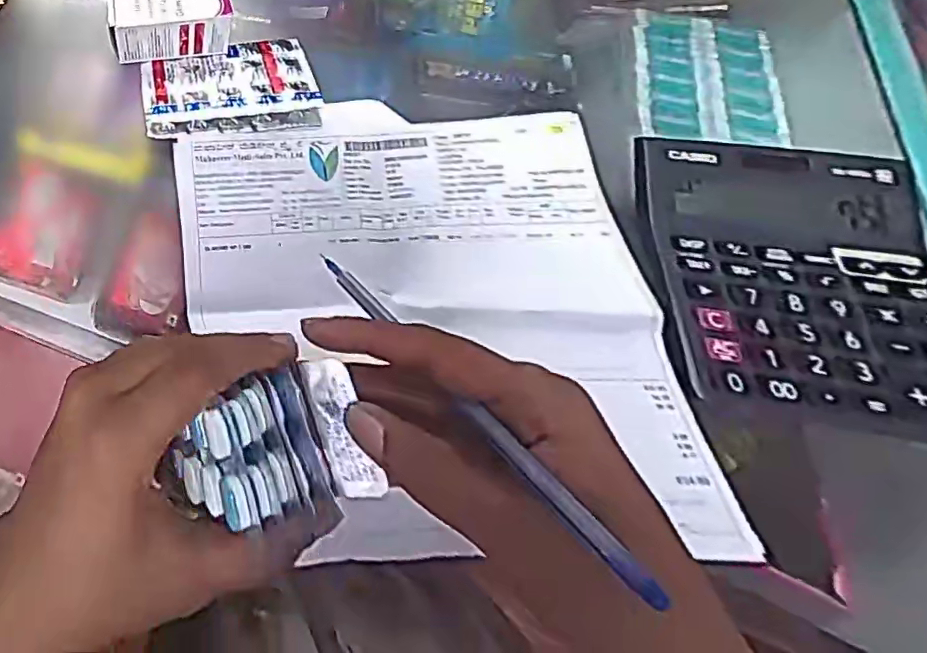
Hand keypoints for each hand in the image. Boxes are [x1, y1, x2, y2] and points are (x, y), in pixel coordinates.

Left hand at [0, 333, 324, 652]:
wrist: (24, 591)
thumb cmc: (97, 582)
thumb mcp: (187, 573)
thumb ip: (258, 545)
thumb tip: (311, 517)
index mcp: (118, 433)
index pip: (191, 370)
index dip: (243, 354)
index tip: (283, 350)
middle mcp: (93, 397)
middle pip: (171, 348)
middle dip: (225, 347)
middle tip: (271, 358)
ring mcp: (78, 393)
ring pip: (149, 348)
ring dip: (197, 352)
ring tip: (242, 368)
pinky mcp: (74, 399)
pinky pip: (131, 361)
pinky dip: (170, 363)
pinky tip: (196, 385)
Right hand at [303, 317, 749, 652]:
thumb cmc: (618, 595)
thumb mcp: (522, 530)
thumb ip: (436, 470)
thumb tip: (359, 416)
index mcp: (541, 402)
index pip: (443, 353)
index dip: (375, 337)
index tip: (320, 331)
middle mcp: (521, 411)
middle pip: (428, 376)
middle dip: (368, 370)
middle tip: (308, 371)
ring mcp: (507, 445)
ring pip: (425, 409)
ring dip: (375, 405)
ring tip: (320, 402)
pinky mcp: (495, 479)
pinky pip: (432, 445)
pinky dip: (393, 442)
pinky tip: (359, 443)